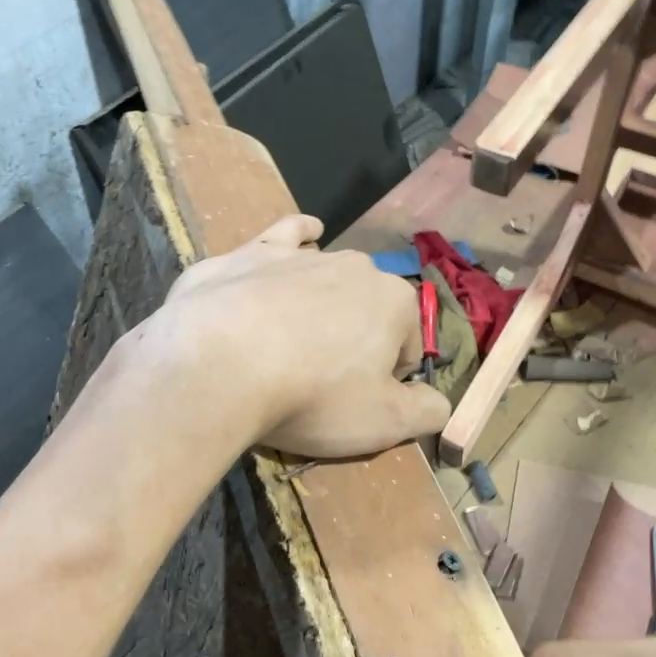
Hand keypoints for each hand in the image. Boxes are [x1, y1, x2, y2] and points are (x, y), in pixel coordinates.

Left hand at [123, 215, 450, 456]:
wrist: (216, 367)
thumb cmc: (311, 397)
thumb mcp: (383, 423)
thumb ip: (427, 412)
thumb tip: (439, 403)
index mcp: (394, 302)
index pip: (405, 347)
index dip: (385, 380)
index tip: (355, 402)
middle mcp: (354, 266)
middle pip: (367, 308)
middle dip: (356, 338)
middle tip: (322, 380)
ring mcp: (299, 254)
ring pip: (327, 276)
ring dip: (324, 300)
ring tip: (302, 334)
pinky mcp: (247, 254)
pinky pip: (284, 237)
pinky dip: (298, 236)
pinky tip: (306, 232)